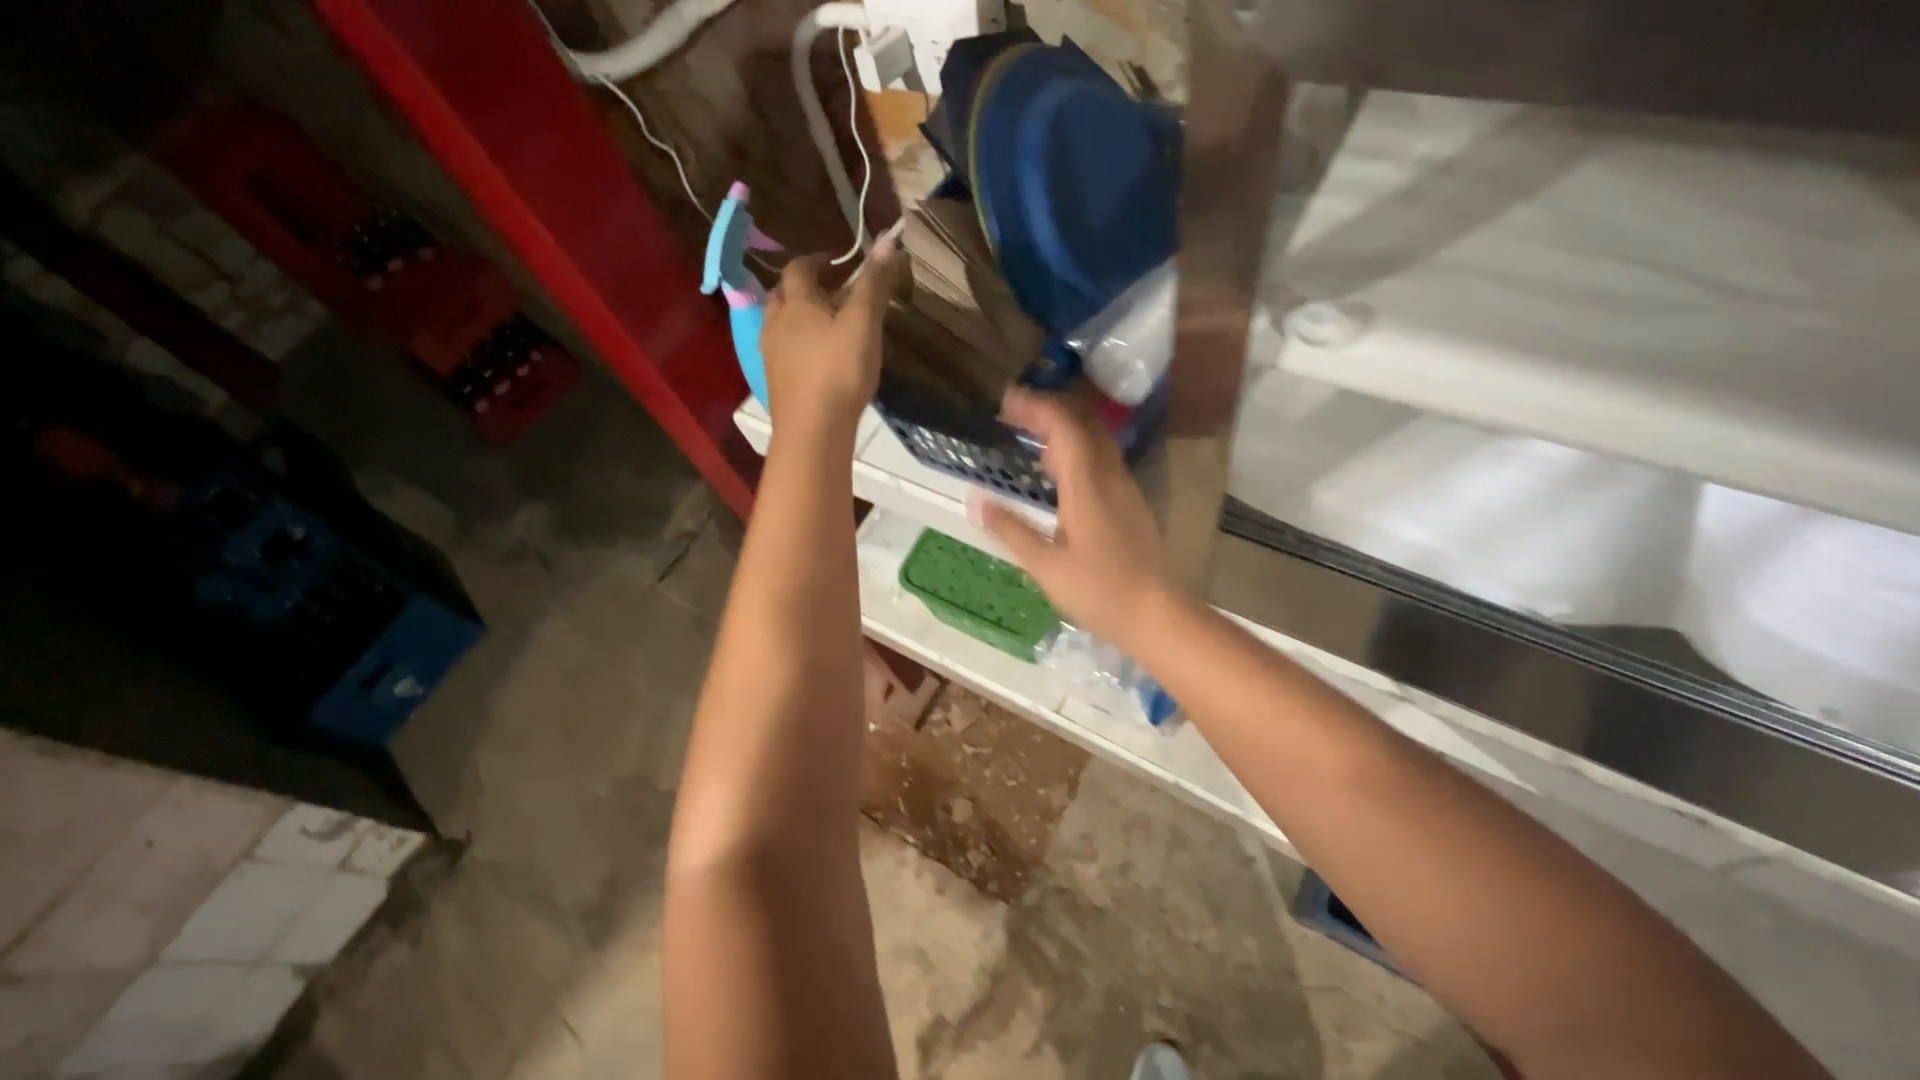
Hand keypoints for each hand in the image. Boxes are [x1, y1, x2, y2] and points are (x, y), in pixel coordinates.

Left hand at [760, 234, 901, 444]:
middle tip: (832, 293)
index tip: (839, 263)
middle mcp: (775, 323)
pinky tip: (818, 360)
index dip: (817, 260)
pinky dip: (798, 344)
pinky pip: (784, 350)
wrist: (812, 431)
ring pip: (780, 324)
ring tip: (826, 326)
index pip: (799, 268)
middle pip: (784, 294)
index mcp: (796, 303)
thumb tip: (886, 238)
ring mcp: (771, 354)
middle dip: (805, 288)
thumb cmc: (839, 370)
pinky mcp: (776, 381)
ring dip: (799, 317)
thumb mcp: (864, 323)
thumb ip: (874, 283)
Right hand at [976, 389, 1178, 646]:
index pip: (1063, 426)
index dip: (1035, 406)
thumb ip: (1011, 530)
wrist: (1156, 614)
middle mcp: (1110, 477)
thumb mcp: (1045, 566)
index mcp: (1087, 485)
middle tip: (1016, 415)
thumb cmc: (1099, 590)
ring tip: (1034, 443)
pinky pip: (1103, 463)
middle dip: (1050, 411)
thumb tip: (976, 501)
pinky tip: (1061, 479)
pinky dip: (1078, 454)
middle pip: (1084, 425)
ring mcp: (1125, 490)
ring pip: (1097, 443)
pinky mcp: (1132, 506)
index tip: (1006, 401)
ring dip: (1066, 432)